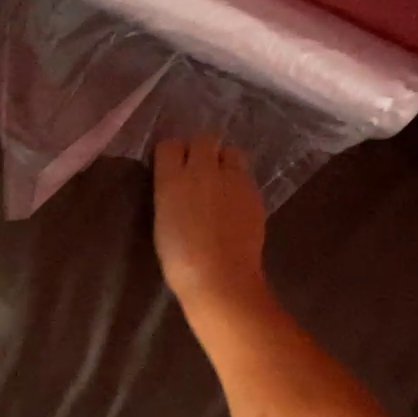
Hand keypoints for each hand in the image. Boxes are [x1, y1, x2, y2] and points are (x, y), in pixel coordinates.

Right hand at [152, 137, 268, 310]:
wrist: (220, 277)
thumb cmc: (180, 259)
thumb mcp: (163, 222)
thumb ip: (171, 194)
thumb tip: (178, 184)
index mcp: (172, 180)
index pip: (169, 145)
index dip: (171, 154)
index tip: (171, 167)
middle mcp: (203, 170)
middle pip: (204, 139)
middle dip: (200, 150)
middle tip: (197, 171)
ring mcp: (233, 178)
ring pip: (230, 152)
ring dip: (223, 161)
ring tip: (219, 184)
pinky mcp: (254, 191)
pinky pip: (244, 175)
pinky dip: (237, 183)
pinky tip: (233, 205)